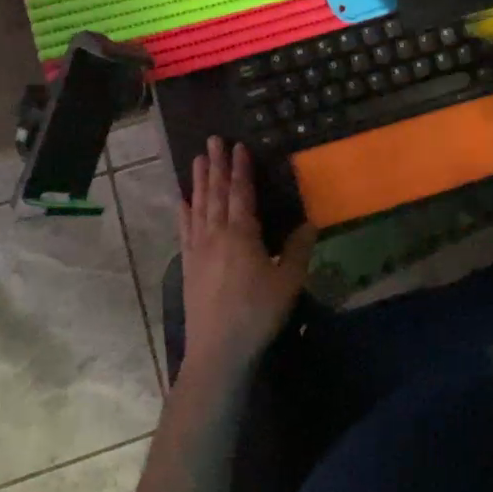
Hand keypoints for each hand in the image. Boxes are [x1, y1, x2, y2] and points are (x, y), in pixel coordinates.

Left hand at [179, 137, 315, 375]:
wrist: (217, 351)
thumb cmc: (257, 314)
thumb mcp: (287, 281)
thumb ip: (297, 249)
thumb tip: (310, 222)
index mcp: (242, 234)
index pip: (241, 193)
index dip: (241, 168)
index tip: (239, 145)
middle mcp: (216, 235)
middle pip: (216, 193)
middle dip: (216, 165)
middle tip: (213, 140)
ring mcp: (198, 250)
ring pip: (198, 207)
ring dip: (199, 181)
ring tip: (197, 159)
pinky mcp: (189, 266)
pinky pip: (185, 230)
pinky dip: (184, 212)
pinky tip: (182, 201)